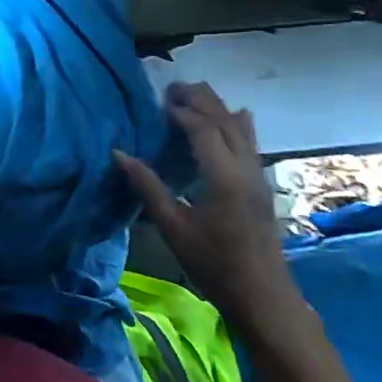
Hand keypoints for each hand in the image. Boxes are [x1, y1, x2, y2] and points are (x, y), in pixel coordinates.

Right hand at [113, 82, 295, 318]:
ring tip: (194, 94)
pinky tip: (237, 115)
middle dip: (200, 100)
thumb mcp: (172, 226)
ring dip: (218, 107)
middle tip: (173, 88)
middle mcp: (245, 168)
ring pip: (241, 128)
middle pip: (225, 120)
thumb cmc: (212, 263)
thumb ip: (148, 186)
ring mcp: (258, 175)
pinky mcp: (261, 184)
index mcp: (223, 176)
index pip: (203, 129)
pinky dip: (238, 123)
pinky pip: (251, 142)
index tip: (157, 104)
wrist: (262, 293)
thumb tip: (120, 154)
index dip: (181, 112)